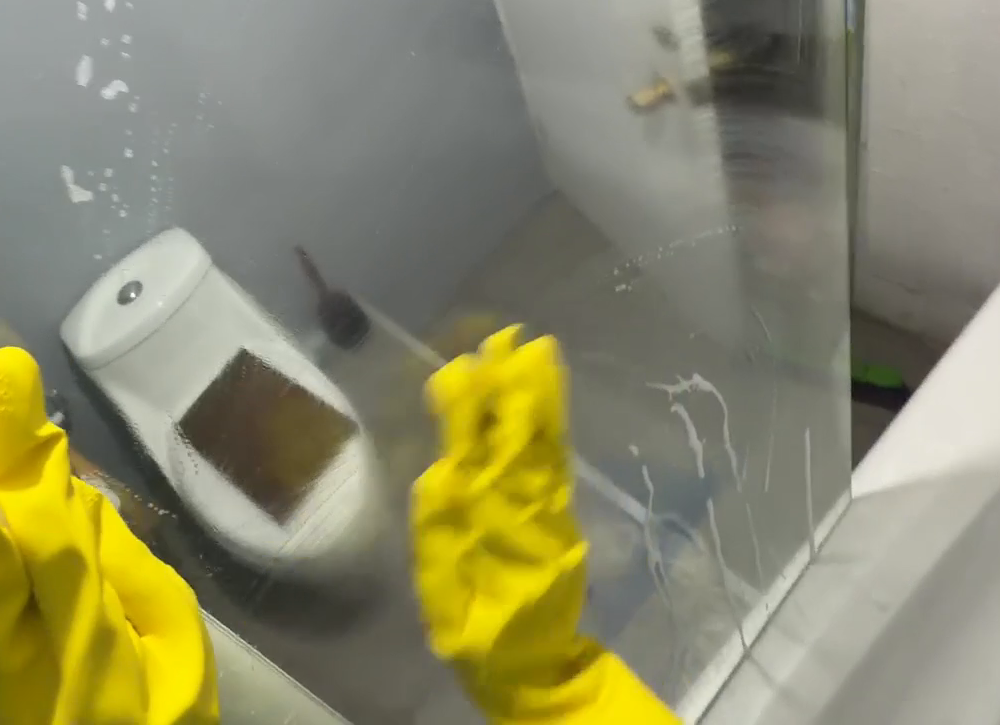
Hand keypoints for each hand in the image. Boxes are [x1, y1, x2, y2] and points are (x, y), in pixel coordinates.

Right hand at [411, 326, 676, 724]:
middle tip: (509, 336)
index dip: (467, 403)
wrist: (527, 662)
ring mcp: (545, 505)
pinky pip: (557, 456)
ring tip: (536, 349)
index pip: (471, 444)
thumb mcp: (439, 578)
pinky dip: (554, 419)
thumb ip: (439, 524)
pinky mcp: (561, 511)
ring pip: (543, 439)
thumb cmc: (468, 618)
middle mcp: (517, 502)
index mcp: (479, 516)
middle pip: (516, 431)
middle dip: (512, 381)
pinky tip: (547, 395)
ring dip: (540, 391)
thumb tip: (442, 471)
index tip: (461, 362)